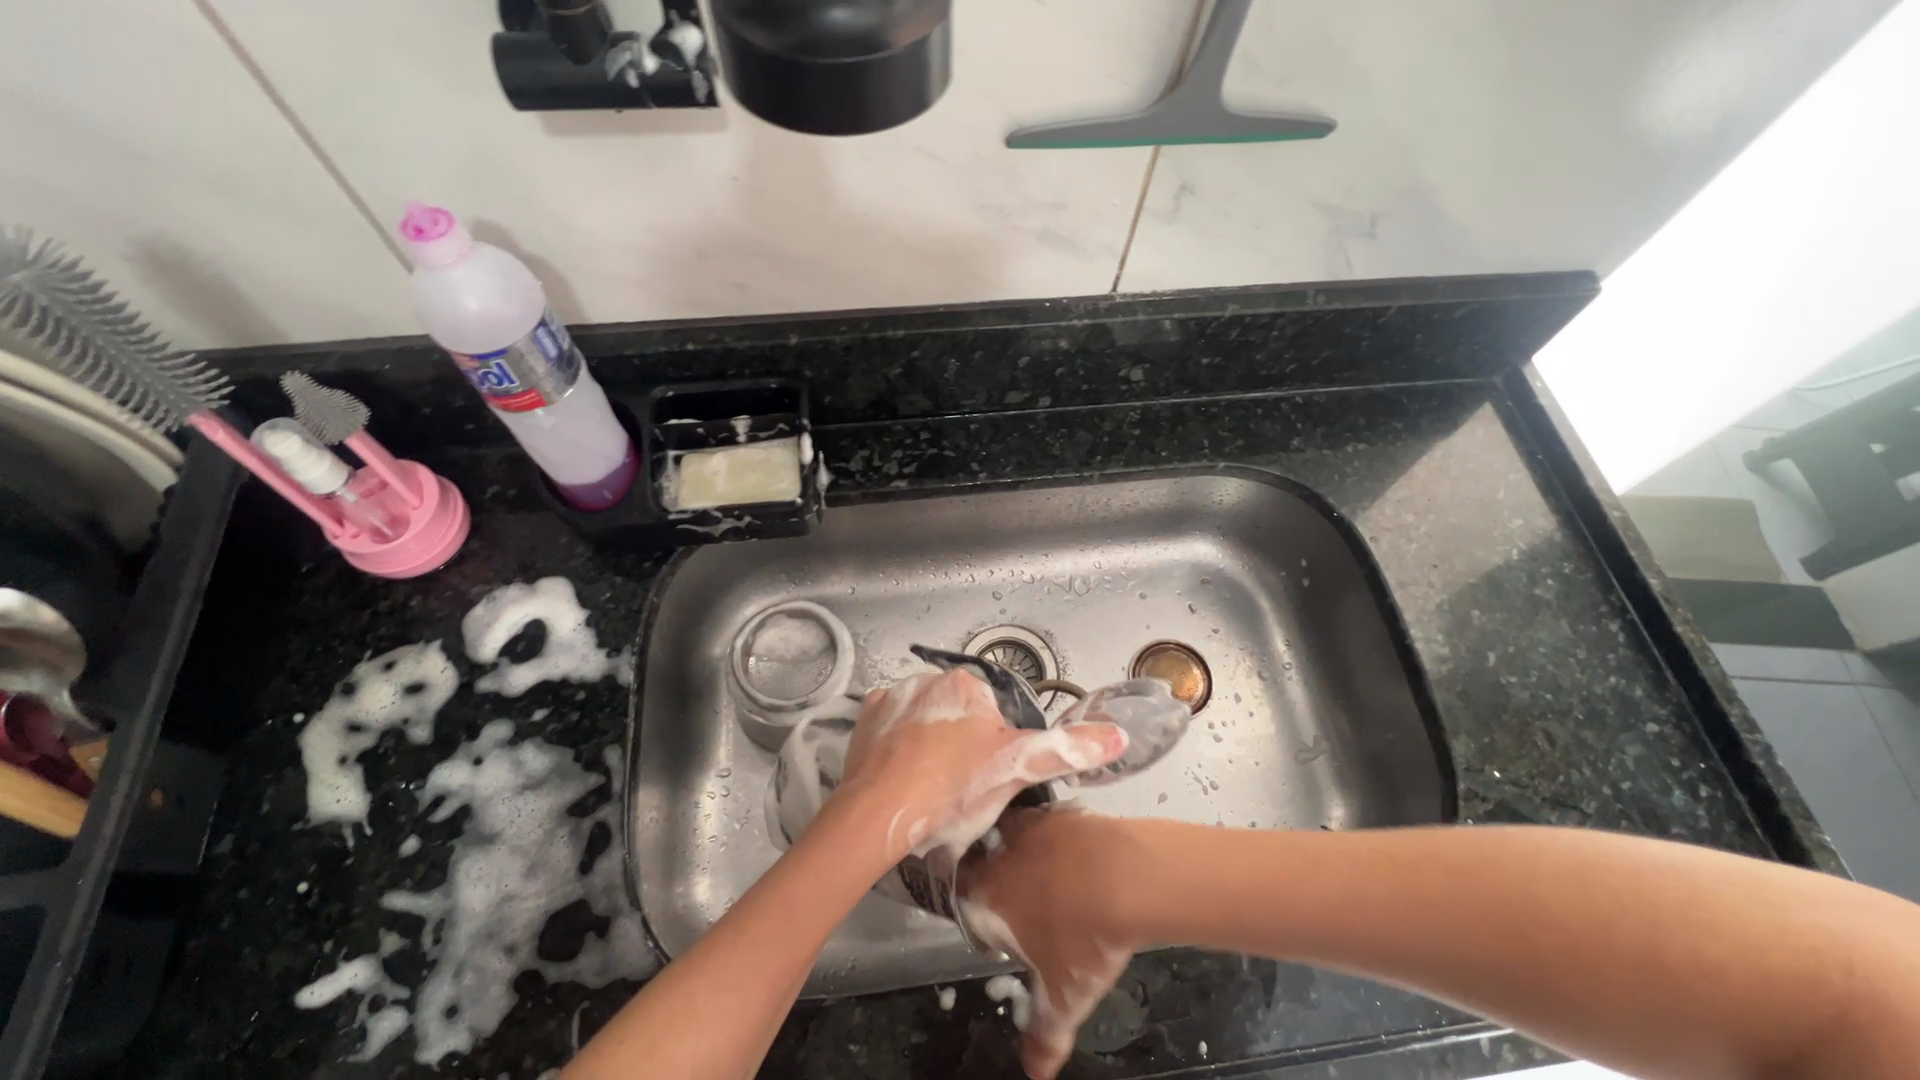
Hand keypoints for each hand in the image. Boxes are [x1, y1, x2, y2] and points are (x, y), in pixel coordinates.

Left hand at [837, 669, 1127, 859]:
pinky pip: (891, 726)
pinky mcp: (864, 719)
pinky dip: (899, 745)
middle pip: (960, 713)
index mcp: (968, 685)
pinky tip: (903, 774)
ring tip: (930, 786)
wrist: (881, 813)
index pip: (996, 712)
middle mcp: (928, 679)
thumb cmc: (953, 790)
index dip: (997, 747)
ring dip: (930, 742)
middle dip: (964, 742)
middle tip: (961, 786)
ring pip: (926, 719)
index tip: (988, 776)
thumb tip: (1120, 736)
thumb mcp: (1018, 770)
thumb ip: (1067, 750)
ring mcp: (892, 698)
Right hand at [958, 809, 1148, 1079]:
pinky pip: (1043, 823)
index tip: (992, 927)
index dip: (972, 911)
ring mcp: (1030, 826)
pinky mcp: (1061, 811)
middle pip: (979, 862)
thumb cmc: (1085, 937)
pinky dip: (1052, 839)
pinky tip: (1074, 858)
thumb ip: (1044, 1035)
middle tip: (1016, 903)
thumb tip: (1035, 1072)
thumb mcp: (1065, 997)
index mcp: (984, 896)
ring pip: (1008, 836)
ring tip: (1045, 879)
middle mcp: (997, 854)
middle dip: (990, 880)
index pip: (958, 895)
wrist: (1130, 876)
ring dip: (1018, 854)